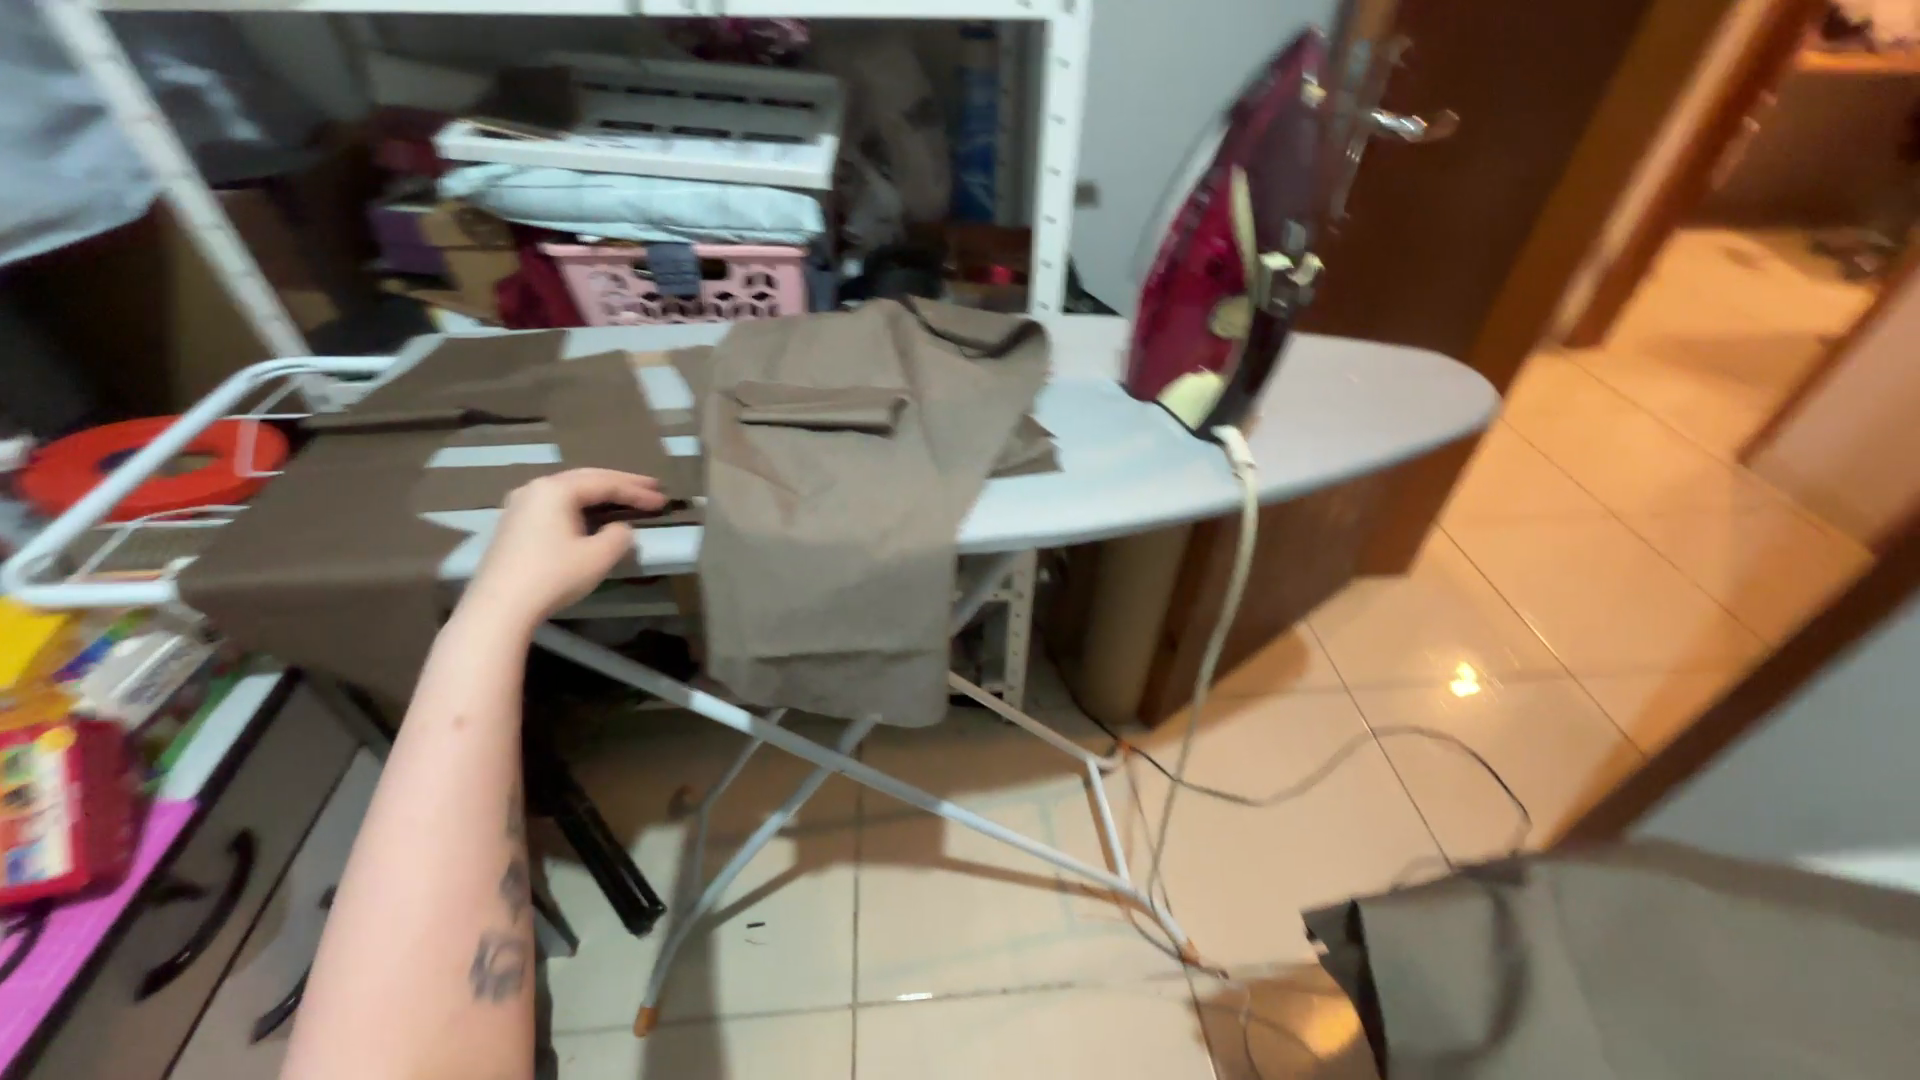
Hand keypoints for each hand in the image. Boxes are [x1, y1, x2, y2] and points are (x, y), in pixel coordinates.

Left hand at [462, 468, 664, 629]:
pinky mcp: (513, 525)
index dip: (637, 491)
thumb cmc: (553, 576)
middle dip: (620, 483)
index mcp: (556, 489)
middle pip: (585, 479)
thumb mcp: (599, 556)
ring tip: (623, 497)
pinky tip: (590, 514)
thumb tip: (619, 528)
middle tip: (650, 486)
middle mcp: (535, 489)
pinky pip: (554, 505)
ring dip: (598, 493)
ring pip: (567, 491)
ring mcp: (519, 506)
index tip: (662, 499)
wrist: (500, 606)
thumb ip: (619, 536)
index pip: (605, 484)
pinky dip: (579, 506)